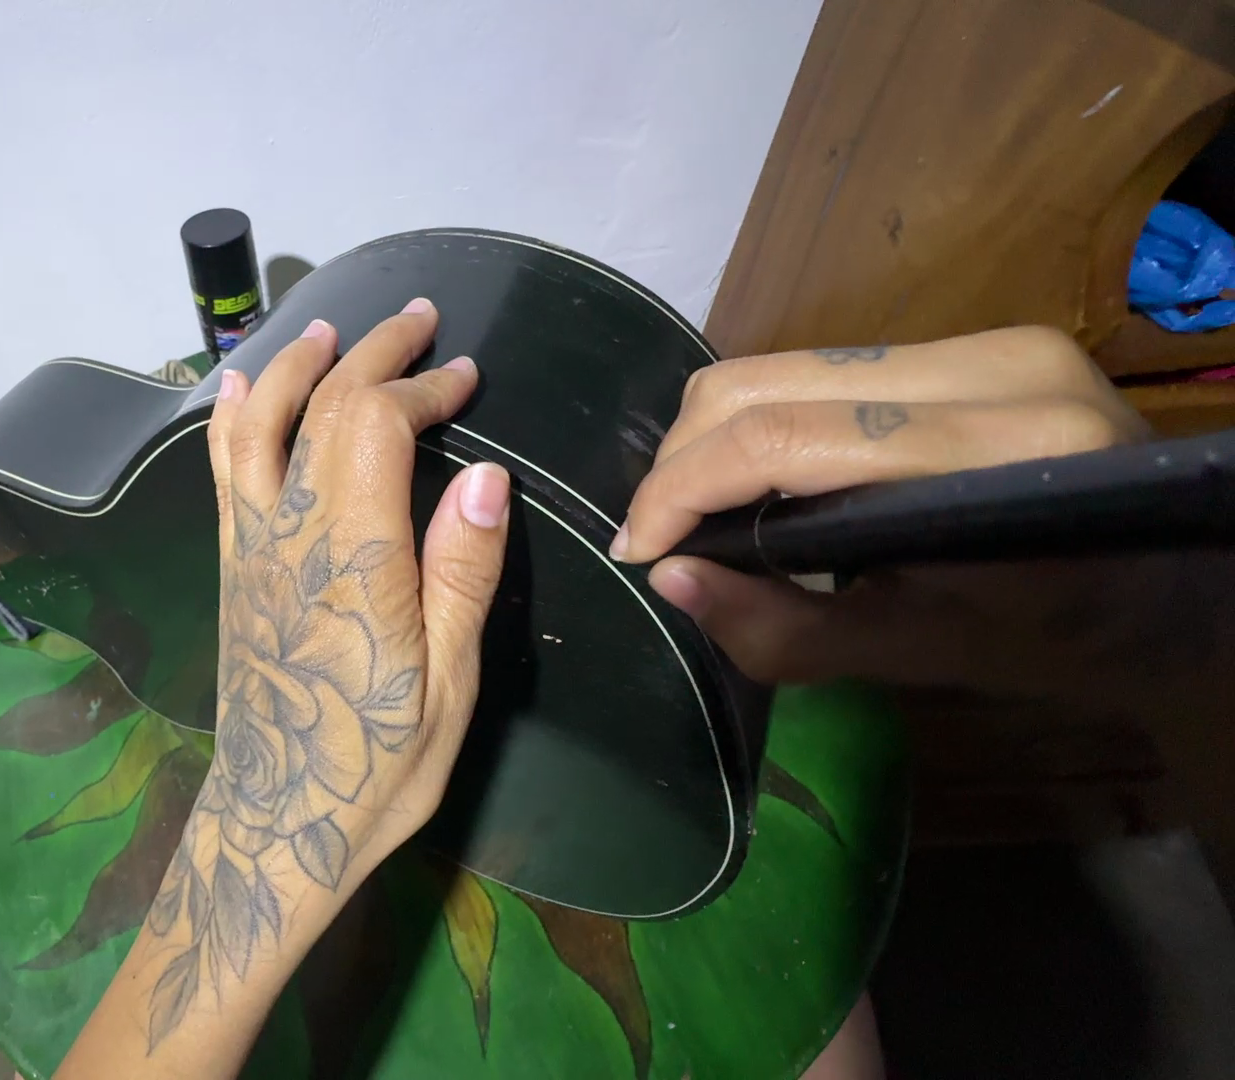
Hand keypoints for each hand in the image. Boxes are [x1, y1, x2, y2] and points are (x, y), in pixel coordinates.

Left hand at [55, 301, 510, 1078]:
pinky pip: (222, 474)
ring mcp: (250, 546)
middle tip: (416, 320)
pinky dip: (230, 420)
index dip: (422, 387)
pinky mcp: (232, 565)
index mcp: (355, 556)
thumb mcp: (447, 683)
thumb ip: (460, 574)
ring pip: (258, 427)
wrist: (276, 818)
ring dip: (292, 367)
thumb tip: (486, 476)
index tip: (465, 378)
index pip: (376, 427)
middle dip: (370, 354)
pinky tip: (235, 389)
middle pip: (321, 409)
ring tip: (324, 329)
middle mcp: (291, 533)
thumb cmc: (376, 763)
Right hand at [611, 327, 1189, 700]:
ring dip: (700, 443)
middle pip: (752, 388)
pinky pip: (797, 371)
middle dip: (675, 467)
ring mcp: (977, 342)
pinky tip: (750, 478)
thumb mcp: (910, 658)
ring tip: (694, 509)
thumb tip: (667, 579)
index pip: (780, 440)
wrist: (1184, 585)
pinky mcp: (957, 342)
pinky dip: (743, 427)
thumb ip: (780, 630)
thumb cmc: (1050, 641)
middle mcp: (990, 367)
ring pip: (761, 369)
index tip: (637, 550)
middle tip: (659, 536)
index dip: (680, 490)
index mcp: (998, 455)